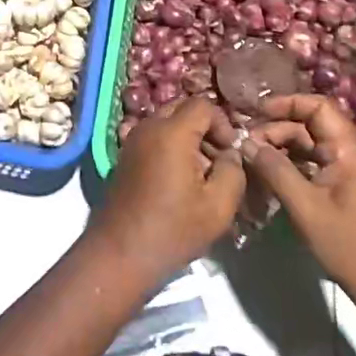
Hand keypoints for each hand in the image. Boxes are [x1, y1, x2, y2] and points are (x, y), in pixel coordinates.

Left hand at [91, 98, 245, 280]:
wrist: (122, 251)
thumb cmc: (173, 229)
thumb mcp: (219, 205)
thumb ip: (233, 171)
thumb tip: (231, 153)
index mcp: (171, 132)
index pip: (203, 105)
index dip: (223, 124)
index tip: (230, 153)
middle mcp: (148, 126)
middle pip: (183, 108)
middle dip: (205, 128)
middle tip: (219, 160)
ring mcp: (133, 139)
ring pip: (167, 122)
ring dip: (189, 138)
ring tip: (203, 174)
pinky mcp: (126, 154)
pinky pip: (154, 136)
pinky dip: (171, 146)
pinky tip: (181, 179)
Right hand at [242, 95, 355, 298]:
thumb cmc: (348, 244)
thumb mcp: (305, 207)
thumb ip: (275, 170)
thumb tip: (247, 143)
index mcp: (349, 150)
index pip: (319, 106)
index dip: (287, 103)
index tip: (257, 113)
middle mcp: (352, 152)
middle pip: (311, 124)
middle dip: (278, 128)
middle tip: (248, 144)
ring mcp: (350, 169)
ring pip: (311, 143)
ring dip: (282, 146)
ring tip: (254, 158)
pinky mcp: (346, 185)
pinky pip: (315, 161)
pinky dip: (292, 162)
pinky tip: (271, 173)